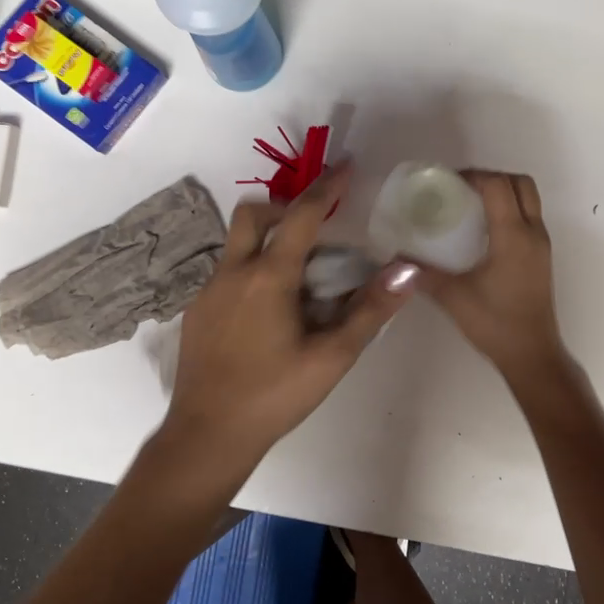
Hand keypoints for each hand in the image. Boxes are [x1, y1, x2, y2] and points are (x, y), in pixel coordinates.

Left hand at [165, 164, 414, 461]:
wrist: (206, 436)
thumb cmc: (274, 396)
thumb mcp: (332, 358)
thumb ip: (370, 311)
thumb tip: (407, 271)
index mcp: (269, 277)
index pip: (301, 215)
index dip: (327, 187)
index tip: (346, 166)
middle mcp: (233, 273)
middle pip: (253, 213)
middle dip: (284, 206)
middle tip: (314, 227)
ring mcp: (209, 291)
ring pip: (237, 244)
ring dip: (267, 241)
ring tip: (298, 278)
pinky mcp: (197, 311)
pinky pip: (227, 273)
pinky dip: (251, 271)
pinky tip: (269, 312)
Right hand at [412, 171, 565, 380]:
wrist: (532, 355)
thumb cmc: (495, 324)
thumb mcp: (453, 297)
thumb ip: (423, 273)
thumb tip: (396, 259)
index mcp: (513, 236)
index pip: (498, 185)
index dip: (474, 176)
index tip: (448, 183)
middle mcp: (533, 233)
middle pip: (520, 183)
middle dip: (491, 178)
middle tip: (461, 189)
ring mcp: (541, 244)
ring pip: (528, 199)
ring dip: (502, 192)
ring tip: (470, 205)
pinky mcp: (541, 256)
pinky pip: (528, 216)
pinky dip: (508, 209)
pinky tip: (482, 230)